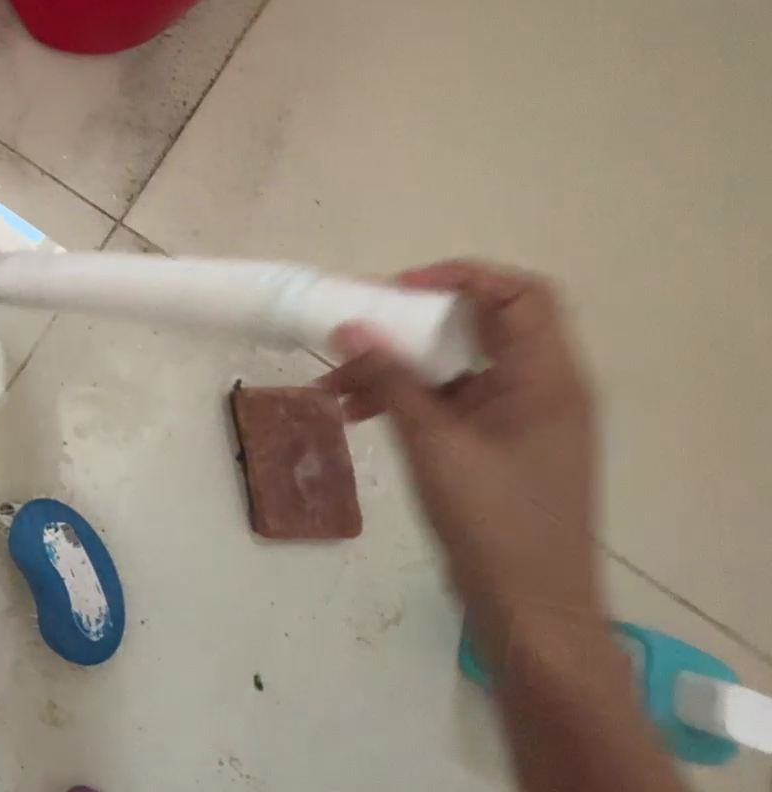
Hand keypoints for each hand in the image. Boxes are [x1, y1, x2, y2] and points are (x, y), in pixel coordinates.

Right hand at [321, 261, 601, 630]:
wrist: (528, 604)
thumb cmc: (493, 519)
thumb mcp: (433, 442)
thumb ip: (390, 379)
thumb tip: (348, 326)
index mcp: (546, 379)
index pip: (519, 296)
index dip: (460, 277)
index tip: (393, 290)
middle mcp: (539, 387)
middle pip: (478, 325)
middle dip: (407, 324)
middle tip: (352, 329)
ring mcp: (516, 415)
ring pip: (451, 363)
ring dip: (393, 365)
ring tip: (334, 386)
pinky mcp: (493, 440)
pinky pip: (444, 397)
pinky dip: (400, 396)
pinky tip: (354, 413)